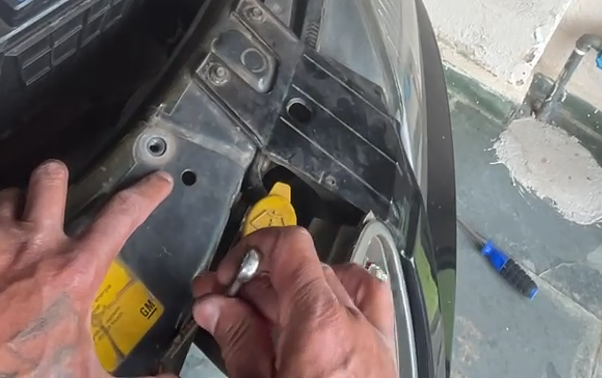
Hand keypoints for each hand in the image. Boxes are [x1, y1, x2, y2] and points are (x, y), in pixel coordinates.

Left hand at [0, 160, 173, 377]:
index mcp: (72, 271)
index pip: (122, 214)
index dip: (146, 192)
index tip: (157, 180)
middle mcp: (32, 244)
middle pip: (52, 178)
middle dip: (56, 180)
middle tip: (54, 199)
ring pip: (5, 197)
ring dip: (12, 213)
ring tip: (9, 237)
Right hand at [190, 226, 396, 377]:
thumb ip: (238, 344)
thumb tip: (215, 307)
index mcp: (320, 323)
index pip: (290, 244)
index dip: (252, 248)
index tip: (225, 275)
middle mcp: (354, 321)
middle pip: (305, 267)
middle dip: (261, 279)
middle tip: (222, 303)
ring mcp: (376, 338)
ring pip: (336, 280)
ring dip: (296, 289)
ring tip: (261, 317)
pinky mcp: (386, 357)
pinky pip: (370, 302)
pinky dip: (340, 297)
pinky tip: (313, 318)